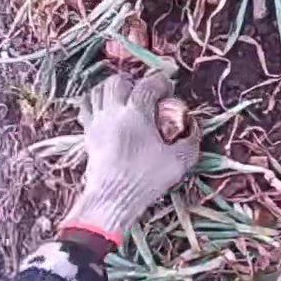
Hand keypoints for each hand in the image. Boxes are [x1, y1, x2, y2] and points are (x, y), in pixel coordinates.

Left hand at [61, 73, 200, 243]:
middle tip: (144, 91)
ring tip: (123, 97)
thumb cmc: (146, 179)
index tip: (168, 88)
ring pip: (98, 91)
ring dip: (111, 89)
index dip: (160, 82)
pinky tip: (105, 111)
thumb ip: (190, 142)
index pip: (148, 85)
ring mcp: (97, 123)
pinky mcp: (88, 136)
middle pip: (117, 81)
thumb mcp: (179, 162)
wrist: (112, 198)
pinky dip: (94, 102)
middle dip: (132, 81)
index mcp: (137, 113)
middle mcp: (114, 112)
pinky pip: (86, 109)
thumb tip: (194, 130)